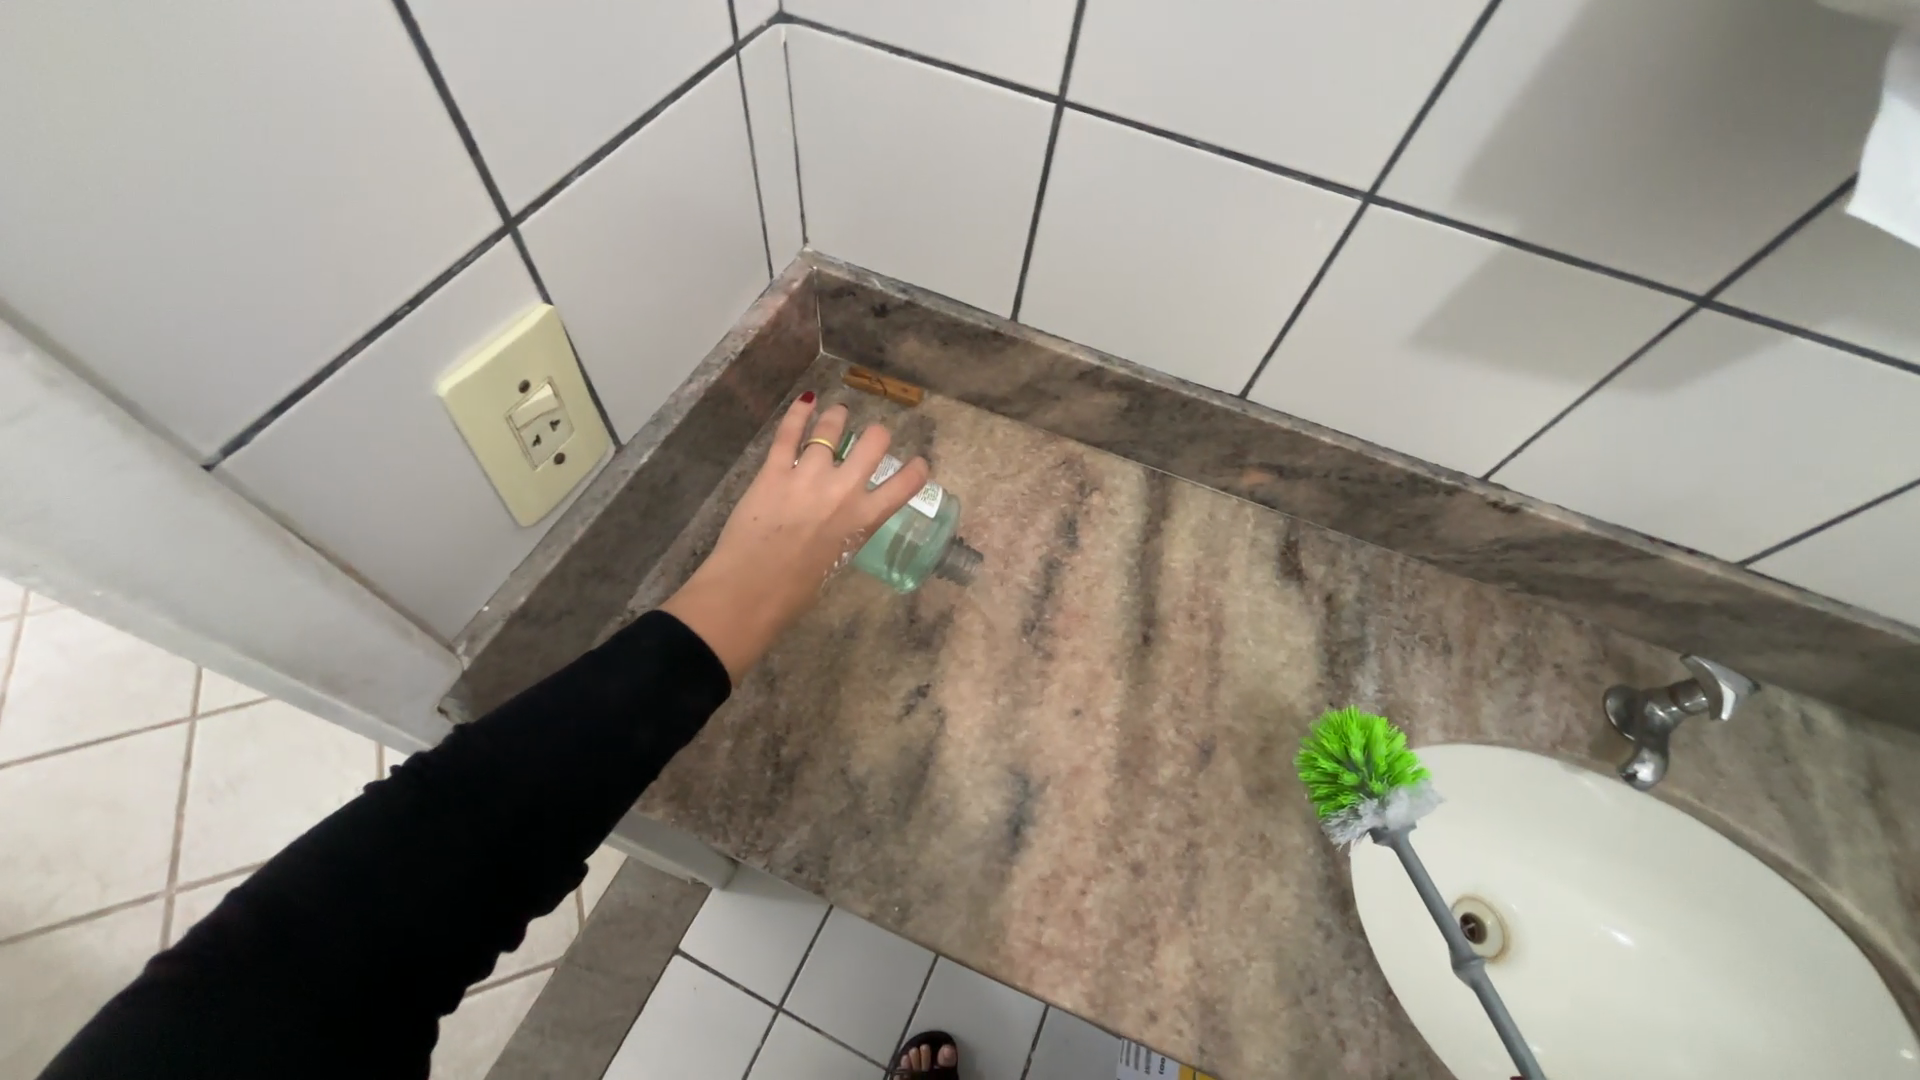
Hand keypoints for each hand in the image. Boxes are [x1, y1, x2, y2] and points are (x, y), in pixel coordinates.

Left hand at [661, 393, 929, 682]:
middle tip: (872, 435)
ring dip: (838, 418)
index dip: (916, 469)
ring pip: (832, 429)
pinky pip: (790, 433)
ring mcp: (808, 475)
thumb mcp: (838, 560)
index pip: (905, 484)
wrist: (751, 591)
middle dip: (877, 434)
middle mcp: (843, 490)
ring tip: (839, 413)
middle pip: (874, 442)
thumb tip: (841, 517)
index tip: (918, 463)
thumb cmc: (797, 591)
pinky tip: (807, 400)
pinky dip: (799, 413)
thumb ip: (847, 531)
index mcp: (864, 519)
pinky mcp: (774, 471)